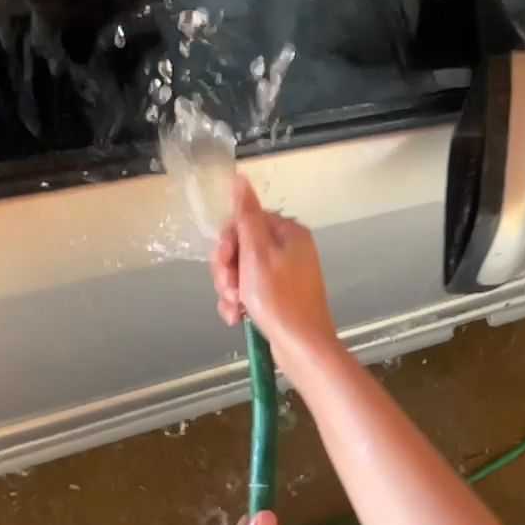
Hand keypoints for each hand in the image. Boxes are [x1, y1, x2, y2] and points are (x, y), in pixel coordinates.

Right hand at [210, 177, 338, 352]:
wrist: (302, 346)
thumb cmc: (279, 299)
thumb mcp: (257, 253)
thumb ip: (247, 215)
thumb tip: (241, 178)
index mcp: (288, 233)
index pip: (245, 220)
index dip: (227, 242)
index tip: (223, 261)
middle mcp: (290, 249)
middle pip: (242, 246)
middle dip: (227, 268)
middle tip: (229, 287)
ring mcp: (286, 273)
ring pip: (242, 270)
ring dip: (230, 288)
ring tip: (233, 306)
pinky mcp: (280, 296)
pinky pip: (251, 290)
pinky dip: (240, 301)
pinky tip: (236, 316)